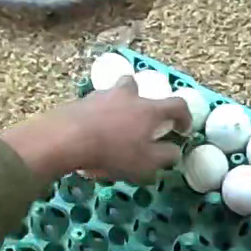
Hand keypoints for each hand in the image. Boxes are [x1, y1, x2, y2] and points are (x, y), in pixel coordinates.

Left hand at [0, 76, 190, 183]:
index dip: (184, 116)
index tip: (182, 130)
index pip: (177, 104)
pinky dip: (96, 118)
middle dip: (141, 100)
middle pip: (137, 86)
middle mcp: (127, 96)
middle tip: (139, 120)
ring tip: (112, 129)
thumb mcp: (146, 163)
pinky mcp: (78, 102)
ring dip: (116, 107)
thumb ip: (165, 156)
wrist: (66, 139)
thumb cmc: (113, 152)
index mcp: (149, 109)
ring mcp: (100, 96)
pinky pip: (93, 107)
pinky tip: (91, 137)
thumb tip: (175, 150)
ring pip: (113, 94)